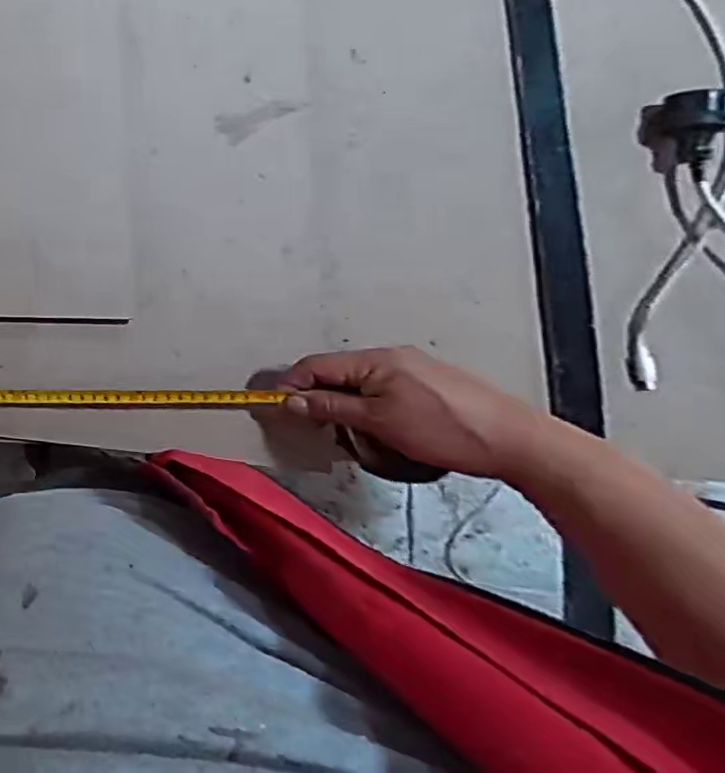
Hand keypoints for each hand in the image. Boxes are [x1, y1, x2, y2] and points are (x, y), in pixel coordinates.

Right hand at [277, 347, 558, 478]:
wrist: (526, 446)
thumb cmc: (452, 432)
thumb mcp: (378, 423)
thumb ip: (329, 407)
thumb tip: (291, 400)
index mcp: (376, 360)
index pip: (315, 366)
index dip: (291, 385)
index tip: (279, 405)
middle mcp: (394, 357)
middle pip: (337, 372)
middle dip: (319, 395)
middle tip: (314, 421)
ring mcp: (417, 369)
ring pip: (361, 381)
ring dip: (347, 401)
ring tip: (352, 428)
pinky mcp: (434, 384)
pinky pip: (385, 387)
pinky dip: (371, 403)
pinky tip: (383, 424)